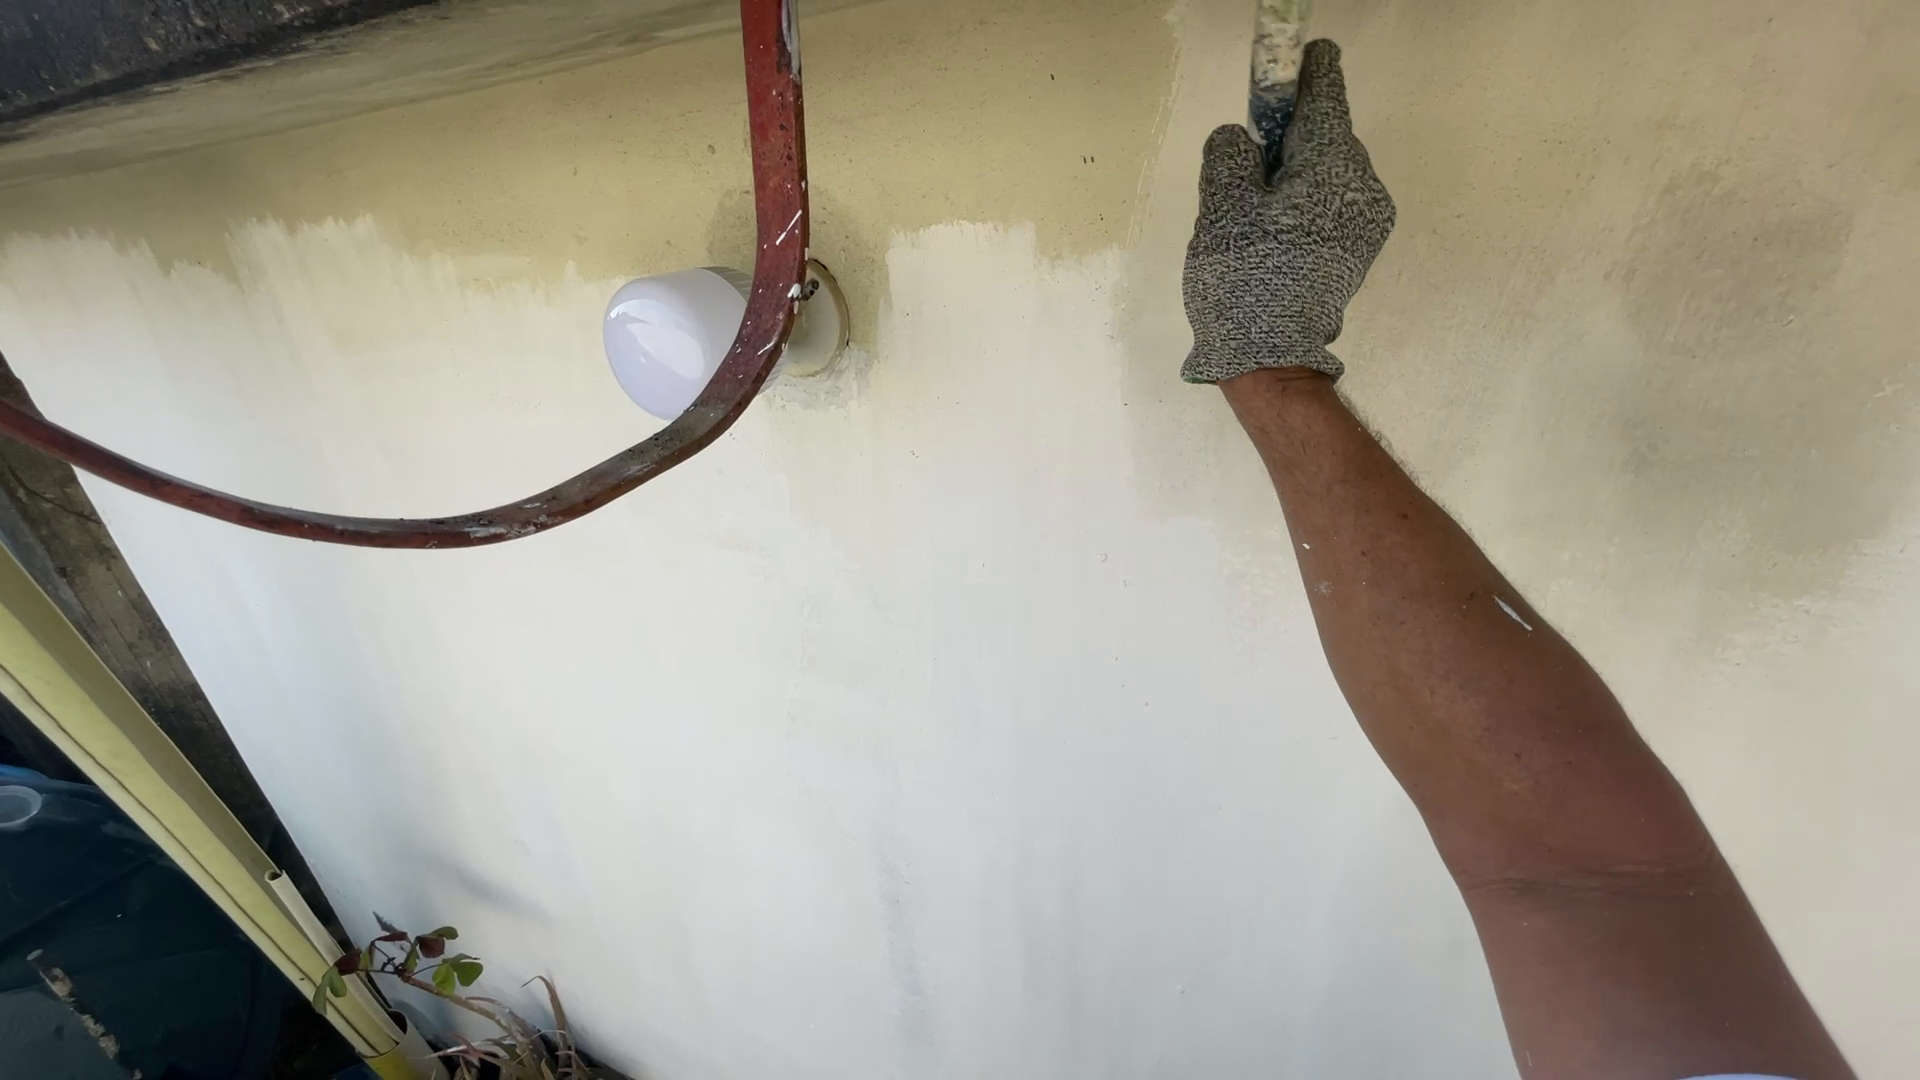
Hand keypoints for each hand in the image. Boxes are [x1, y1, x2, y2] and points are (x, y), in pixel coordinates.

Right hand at [1181, 40, 1394, 383]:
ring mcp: (1365, 226)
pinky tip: (1273, 240)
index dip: (1306, 73)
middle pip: (1325, 142)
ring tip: (1254, 218)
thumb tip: (1240, 141)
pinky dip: (1302, 209)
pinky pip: (1327, 211)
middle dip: (1289, 142)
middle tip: (1248, 166)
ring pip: (1325, 179)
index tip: (1299, 56)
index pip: (1325, 97)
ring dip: (1294, 180)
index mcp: (1332, 167)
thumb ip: (1229, 156)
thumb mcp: (1220, 210)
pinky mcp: (1354, 257)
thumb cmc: (1243, 281)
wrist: (1269, 360)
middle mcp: (1362, 189)